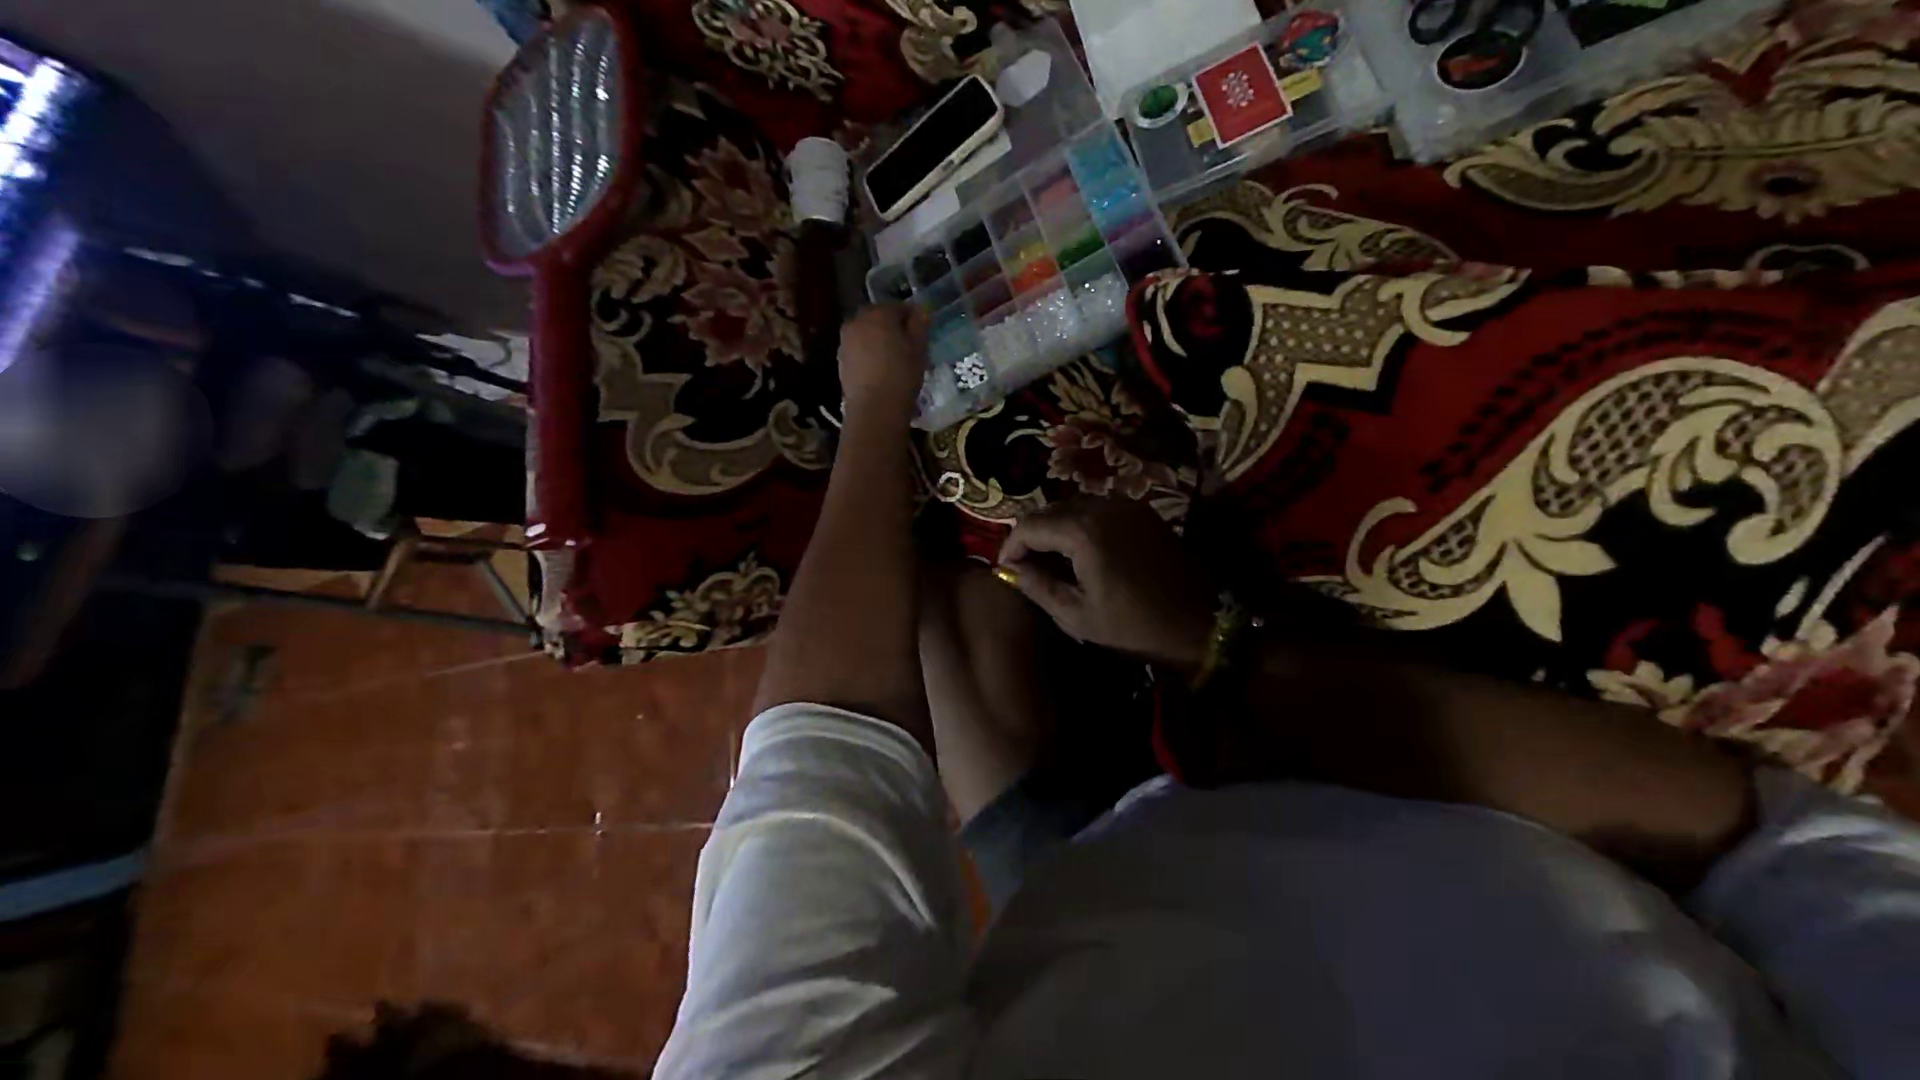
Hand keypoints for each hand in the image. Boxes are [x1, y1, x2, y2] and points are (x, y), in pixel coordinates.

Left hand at [838, 305, 927, 419]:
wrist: (874, 408)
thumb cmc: (902, 375)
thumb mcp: (919, 348)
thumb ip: (919, 325)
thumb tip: (919, 310)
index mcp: (879, 313)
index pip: (899, 307)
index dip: (912, 317)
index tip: (920, 332)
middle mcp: (858, 321)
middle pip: (878, 317)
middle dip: (891, 326)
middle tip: (906, 344)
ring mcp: (846, 340)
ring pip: (866, 332)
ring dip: (877, 339)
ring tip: (891, 357)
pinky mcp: (840, 359)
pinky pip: (858, 348)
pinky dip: (867, 353)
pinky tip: (878, 368)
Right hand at [996, 498, 1214, 672]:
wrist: (1197, 624)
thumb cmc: (1133, 626)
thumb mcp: (1076, 615)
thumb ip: (1037, 586)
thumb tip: (1010, 570)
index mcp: (1083, 532)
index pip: (1029, 525)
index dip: (1010, 546)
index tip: (1006, 570)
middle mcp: (1103, 507)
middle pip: (1049, 510)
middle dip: (1031, 536)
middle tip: (1024, 566)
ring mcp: (1126, 506)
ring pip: (1073, 506)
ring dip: (1054, 528)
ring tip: (1050, 560)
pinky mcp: (1142, 513)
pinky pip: (1098, 510)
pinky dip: (1080, 525)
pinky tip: (1080, 553)